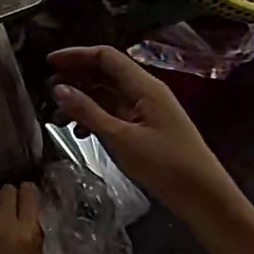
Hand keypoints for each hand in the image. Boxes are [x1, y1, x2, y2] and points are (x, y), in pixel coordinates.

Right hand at [49, 46, 234, 208]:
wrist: (206, 199)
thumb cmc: (167, 166)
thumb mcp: (121, 139)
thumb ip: (88, 111)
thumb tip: (58, 88)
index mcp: (144, 86)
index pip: (106, 56)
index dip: (76, 55)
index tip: (49, 62)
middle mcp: (146, 91)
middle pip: (106, 72)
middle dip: (76, 77)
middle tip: (48, 89)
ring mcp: (147, 110)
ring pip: (108, 93)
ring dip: (83, 99)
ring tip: (58, 114)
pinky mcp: (146, 128)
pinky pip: (115, 112)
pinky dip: (95, 116)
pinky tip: (79, 131)